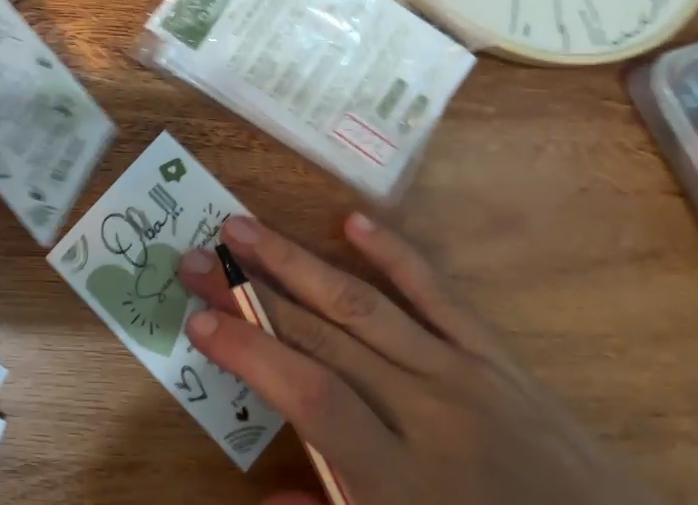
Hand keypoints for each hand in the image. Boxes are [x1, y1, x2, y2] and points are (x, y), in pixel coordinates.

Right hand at [177, 215, 660, 504]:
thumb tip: (265, 496)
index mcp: (404, 480)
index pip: (312, 396)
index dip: (251, 354)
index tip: (197, 320)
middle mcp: (429, 415)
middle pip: (324, 338)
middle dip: (252, 294)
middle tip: (197, 257)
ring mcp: (467, 378)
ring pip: (364, 306)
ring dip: (296, 262)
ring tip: (241, 225)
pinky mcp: (500, 361)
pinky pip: (440, 298)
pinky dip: (396, 256)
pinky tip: (351, 221)